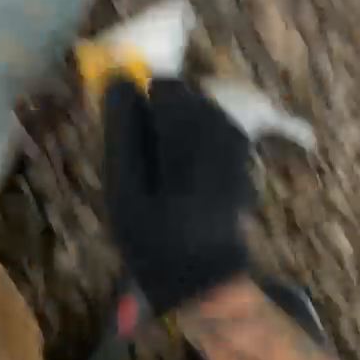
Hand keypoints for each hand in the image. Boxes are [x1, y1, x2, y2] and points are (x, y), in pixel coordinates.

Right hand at [102, 78, 256, 313]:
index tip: (128, 135)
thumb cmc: (154, 237)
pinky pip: (211, 134)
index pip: (163, 86)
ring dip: (177, 132)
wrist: (204, 279)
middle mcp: (221, 127)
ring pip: (198, 113)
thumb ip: (122, 130)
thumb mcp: (123, 186)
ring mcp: (237, 143)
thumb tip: (118, 81)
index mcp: (191, 129)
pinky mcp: (242, 158)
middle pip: (184, 97)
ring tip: (162, 176)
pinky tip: (184, 182)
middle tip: (143, 162)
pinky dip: (194, 147)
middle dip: (160, 117)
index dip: (142, 102)